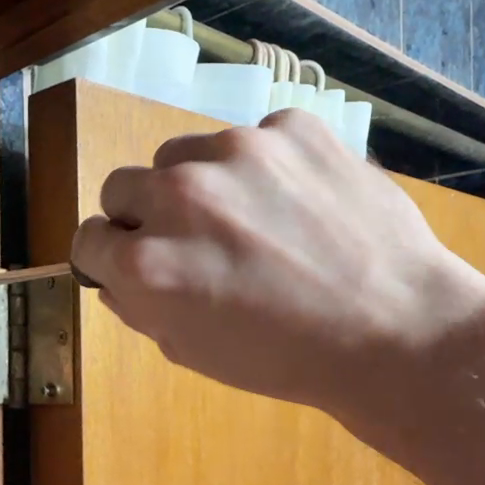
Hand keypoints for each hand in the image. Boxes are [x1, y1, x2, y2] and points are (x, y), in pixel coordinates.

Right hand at [70, 109, 484, 444]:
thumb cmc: (283, 357)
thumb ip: (137, 305)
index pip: (87, 239)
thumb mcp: (188, 350)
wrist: (396, 329)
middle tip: (192, 245)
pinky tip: (298, 206)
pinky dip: (261, 169)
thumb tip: (114, 272)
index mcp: (148, 262)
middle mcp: (179, 196)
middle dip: (144, 218)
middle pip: (122, 187)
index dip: (108, 257)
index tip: (132, 265)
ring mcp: (238, 151)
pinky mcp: (291, 127)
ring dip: (196, 186)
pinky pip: (249, 140)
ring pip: (180, 155)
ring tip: (250, 222)